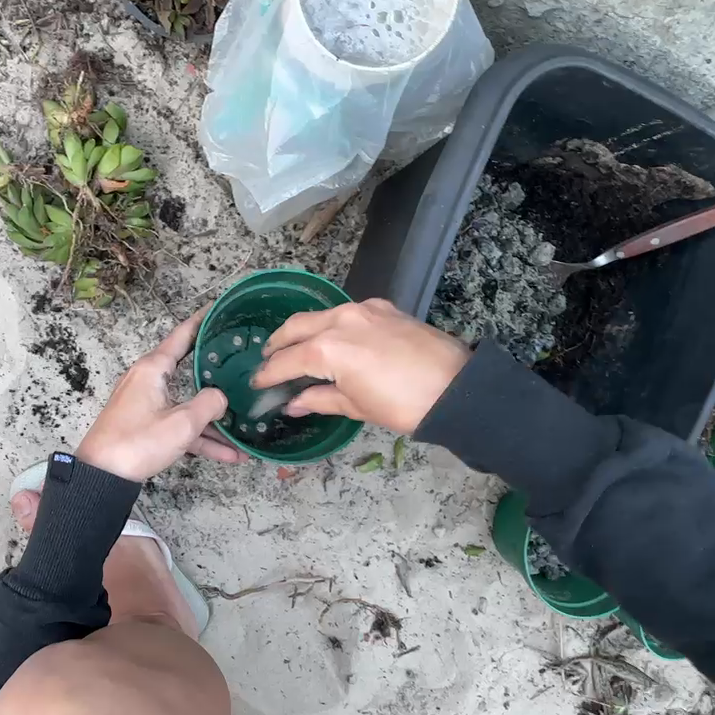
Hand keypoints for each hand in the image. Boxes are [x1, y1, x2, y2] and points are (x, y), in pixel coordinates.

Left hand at [75, 310, 245, 481]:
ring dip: (214, 423)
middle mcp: (148, 381)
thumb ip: (209, 405)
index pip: (182, 336)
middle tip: (243, 366)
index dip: (202, 321)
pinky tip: (227, 455)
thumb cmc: (136, 443)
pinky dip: (200, 439)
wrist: (101, 476)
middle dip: (218, 377)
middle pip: (190, 372)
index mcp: (152, 369)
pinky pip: (179, 427)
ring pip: (188, 407)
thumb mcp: (182, 423)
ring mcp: (147, 405)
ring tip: (244, 433)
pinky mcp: (146, 426)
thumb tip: (221, 398)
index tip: (219, 308)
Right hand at [250, 299, 470, 434]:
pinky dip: (330, 324)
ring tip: (294, 347)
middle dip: (277, 344)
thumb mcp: (356, 406)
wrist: (457, 389)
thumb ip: (319, 399)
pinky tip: (332, 338)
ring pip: (319, 315)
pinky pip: (346, 312)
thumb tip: (294, 403)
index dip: (268, 374)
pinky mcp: (383, 308)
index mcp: (328, 349)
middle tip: (267, 359)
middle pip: (295, 327)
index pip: (286, 361)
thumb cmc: (404, 405)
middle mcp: (340, 320)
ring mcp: (363, 310)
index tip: (257, 383)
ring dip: (302, 330)